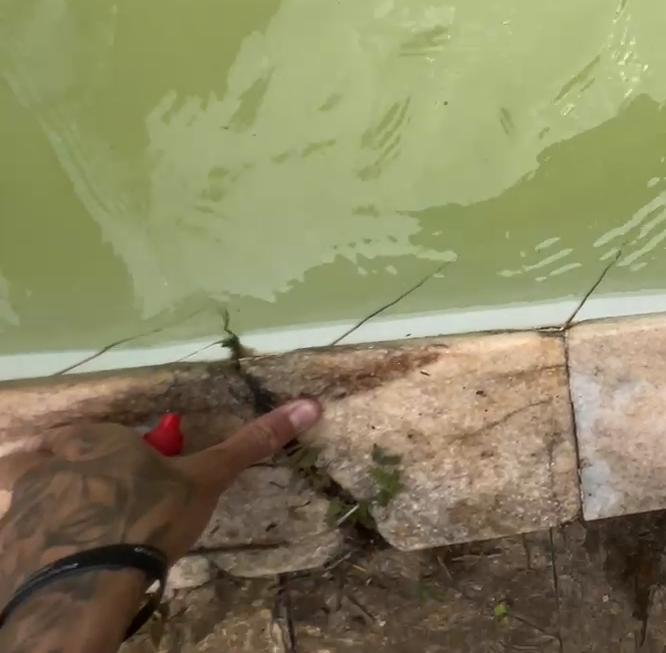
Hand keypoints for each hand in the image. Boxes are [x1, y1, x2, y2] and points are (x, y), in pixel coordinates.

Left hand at [0, 400, 320, 650]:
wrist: (85, 585)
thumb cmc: (149, 514)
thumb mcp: (210, 477)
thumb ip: (252, 442)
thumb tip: (311, 405)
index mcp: (92, 445)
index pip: (75, 432)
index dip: (89, 440)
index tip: (109, 451)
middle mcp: (49, 474)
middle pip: (29, 464)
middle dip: (44, 468)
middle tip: (76, 481)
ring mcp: (20, 516)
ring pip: (24, 502)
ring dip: (46, 506)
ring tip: (80, 523)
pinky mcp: (8, 556)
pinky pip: (22, 539)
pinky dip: (39, 542)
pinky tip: (68, 554)